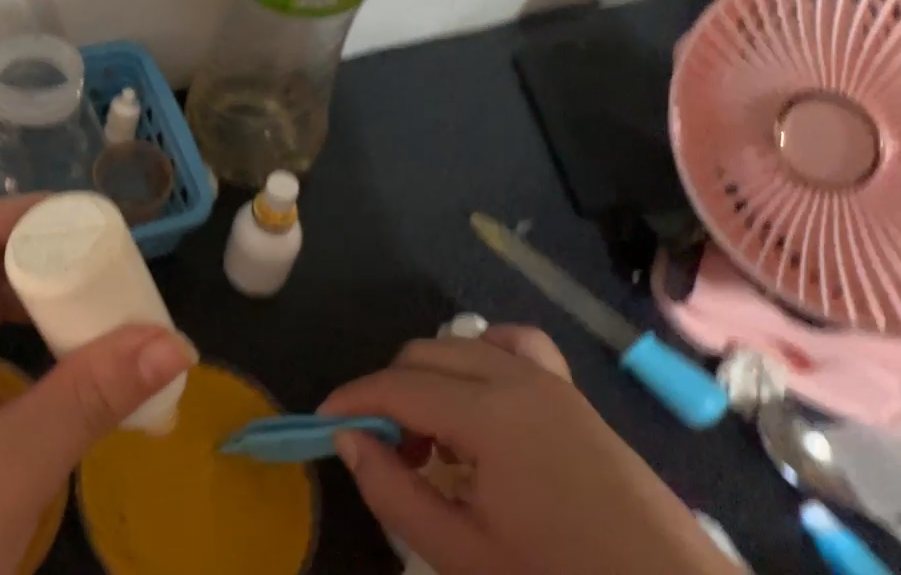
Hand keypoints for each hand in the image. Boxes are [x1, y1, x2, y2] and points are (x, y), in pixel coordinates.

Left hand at [0, 195, 194, 574]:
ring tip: (90, 312)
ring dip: (28, 299)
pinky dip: (7, 333)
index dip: (37, 216)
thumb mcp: (19, 460)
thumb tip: (178, 342)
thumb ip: (96, 392)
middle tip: (109, 276)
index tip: (101, 227)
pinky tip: (48, 355)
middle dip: (41, 259)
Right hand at [322, 325, 738, 574]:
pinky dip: (482, 358)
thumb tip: (349, 439)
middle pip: (423, 356)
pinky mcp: (578, 399)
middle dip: (389, 393)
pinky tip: (481, 400)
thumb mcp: (465, 555)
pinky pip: (516, 348)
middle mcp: (518, 380)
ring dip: (431, 379)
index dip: (350, 401)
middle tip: (385, 452)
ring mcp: (554, 384)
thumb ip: (394, 492)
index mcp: (490, 414)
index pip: (395, 386)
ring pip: (464, 346)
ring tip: (431, 438)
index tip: (322, 426)